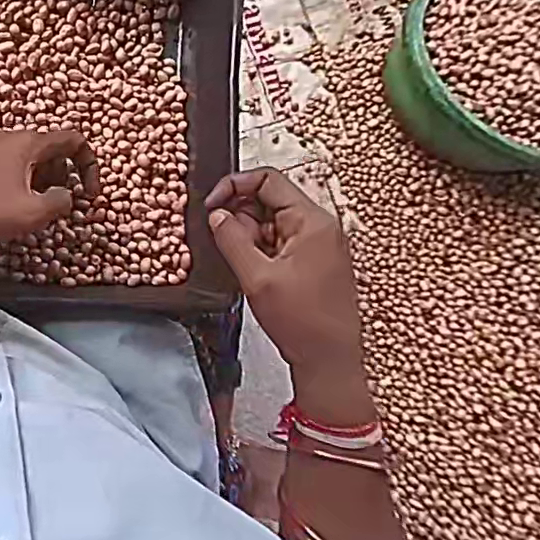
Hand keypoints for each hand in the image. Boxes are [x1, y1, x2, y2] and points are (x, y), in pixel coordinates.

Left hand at [0, 130, 98, 247]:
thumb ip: (61, 201)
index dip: (89, 165)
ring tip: (37, 211)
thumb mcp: (34, 213)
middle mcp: (8, 141)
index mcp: (25, 143)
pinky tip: (14, 210)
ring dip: (44, 184)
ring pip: (31, 162)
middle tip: (60, 205)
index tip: (90, 193)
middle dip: (64, 177)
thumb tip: (66, 196)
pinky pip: (11, 171)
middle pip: (51, 151)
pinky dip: (23, 186)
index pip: (72, 139)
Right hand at [205, 169, 364, 387]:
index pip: (268, 181)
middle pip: (267, 200)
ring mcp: (315, 244)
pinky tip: (251, 273)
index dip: (234, 187)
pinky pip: (276, 242)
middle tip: (225, 245)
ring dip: (247, 237)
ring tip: (243, 267)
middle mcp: (318, 226)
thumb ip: (232, 240)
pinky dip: (257, 251)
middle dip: (239, 217)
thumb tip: (216, 215)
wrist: (329, 359)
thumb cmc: (301, 319)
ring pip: (268, 223)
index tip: (210, 206)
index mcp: (312, 221)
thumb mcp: (257, 277)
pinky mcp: (309, 261)